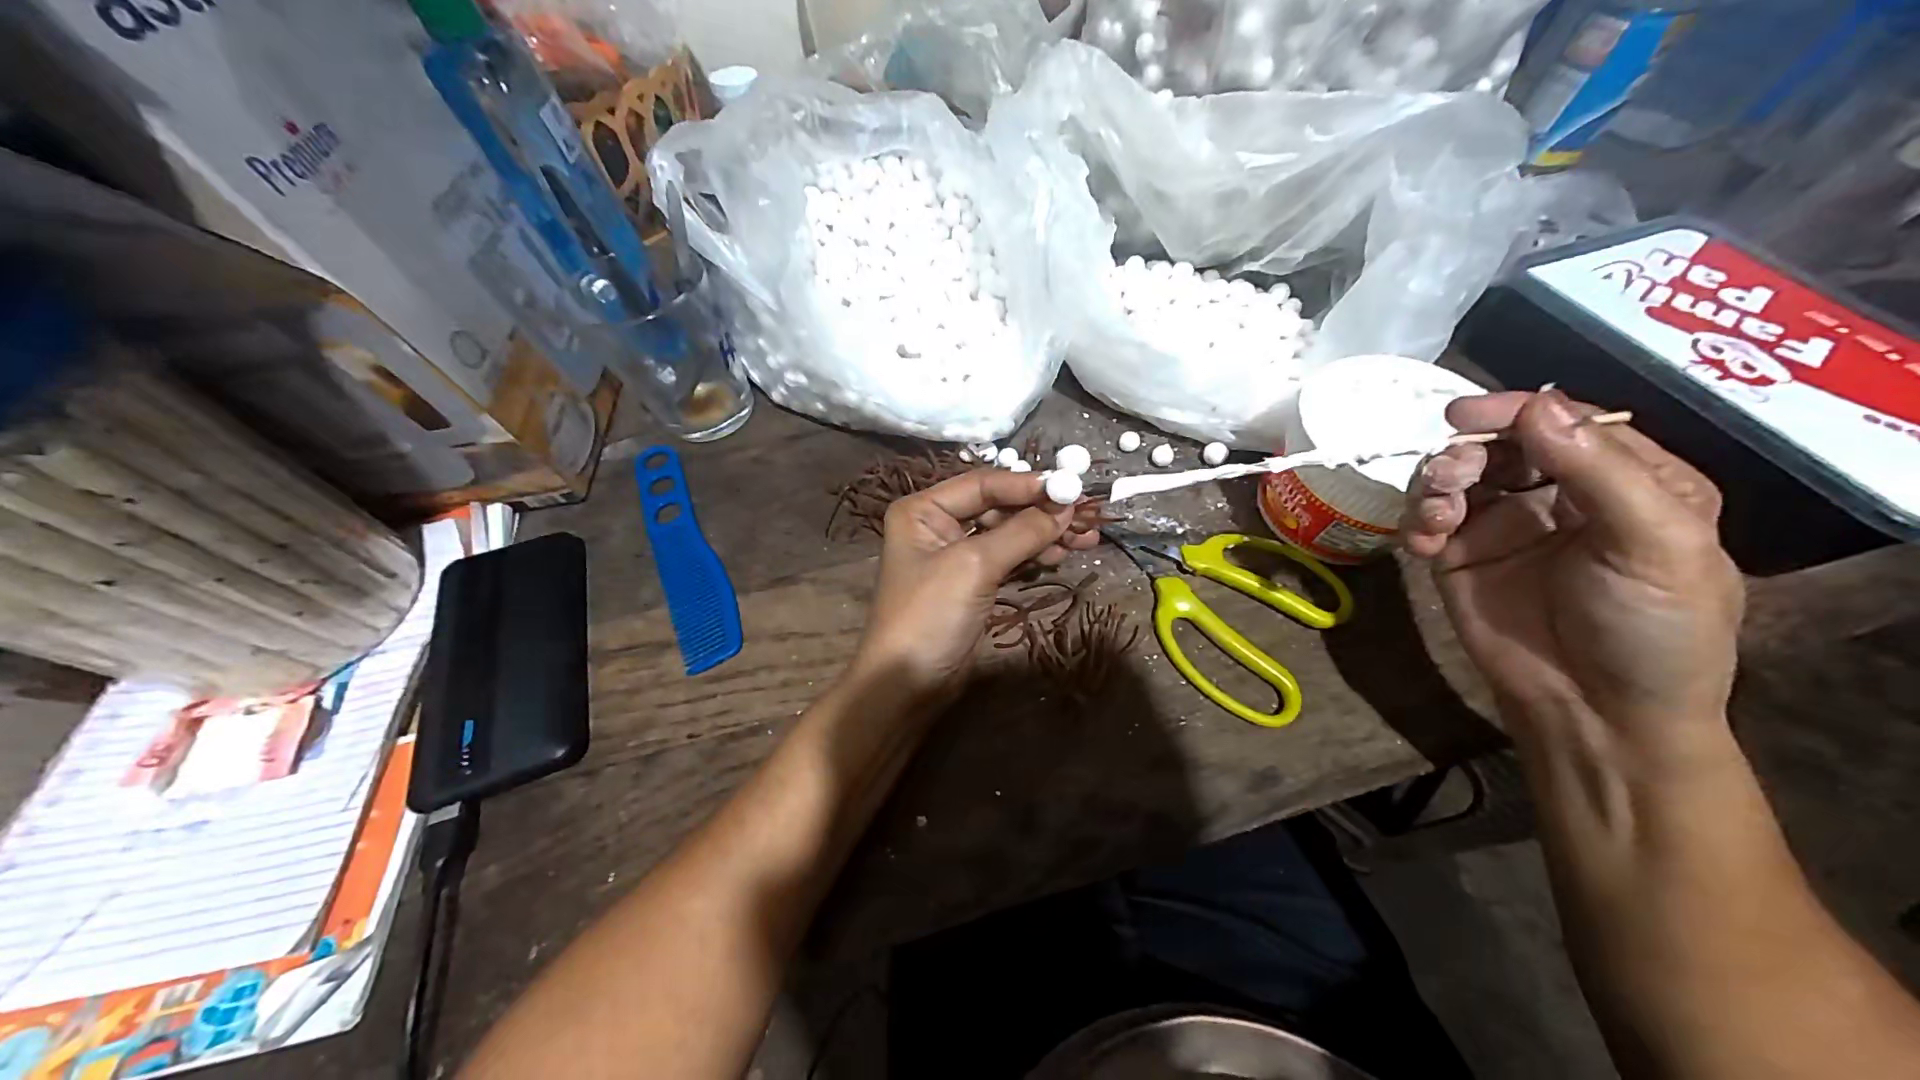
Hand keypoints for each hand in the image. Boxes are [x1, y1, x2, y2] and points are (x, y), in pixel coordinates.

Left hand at [850, 469, 1101, 701]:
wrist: (909, 684)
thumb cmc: (931, 614)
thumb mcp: (975, 565)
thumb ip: (1022, 531)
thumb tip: (1066, 506)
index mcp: (923, 510)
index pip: (983, 484)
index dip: (1028, 485)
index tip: (1072, 488)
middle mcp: (936, 526)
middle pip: (998, 507)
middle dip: (1041, 511)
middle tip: (1088, 516)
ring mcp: (954, 556)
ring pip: (1007, 533)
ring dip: (1044, 533)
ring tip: (1087, 538)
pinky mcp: (971, 583)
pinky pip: (1008, 558)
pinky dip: (1034, 555)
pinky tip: (1062, 554)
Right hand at [1400, 391, 1744, 750]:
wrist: (1596, 714)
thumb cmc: (1653, 629)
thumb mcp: (1655, 544)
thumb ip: (1600, 471)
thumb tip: (1536, 404)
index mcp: (1626, 481)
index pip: (1567, 423)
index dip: (1518, 411)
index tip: (1466, 415)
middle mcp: (1559, 494)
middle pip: (1500, 445)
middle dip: (1469, 451)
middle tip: (1452, 473)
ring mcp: (1502, 526)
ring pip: (1455, 477)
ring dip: (1435, 483)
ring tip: (1438, 514)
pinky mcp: (1458, 556)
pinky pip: (1425, 520)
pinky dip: (1416, 521)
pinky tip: (1424, 542)